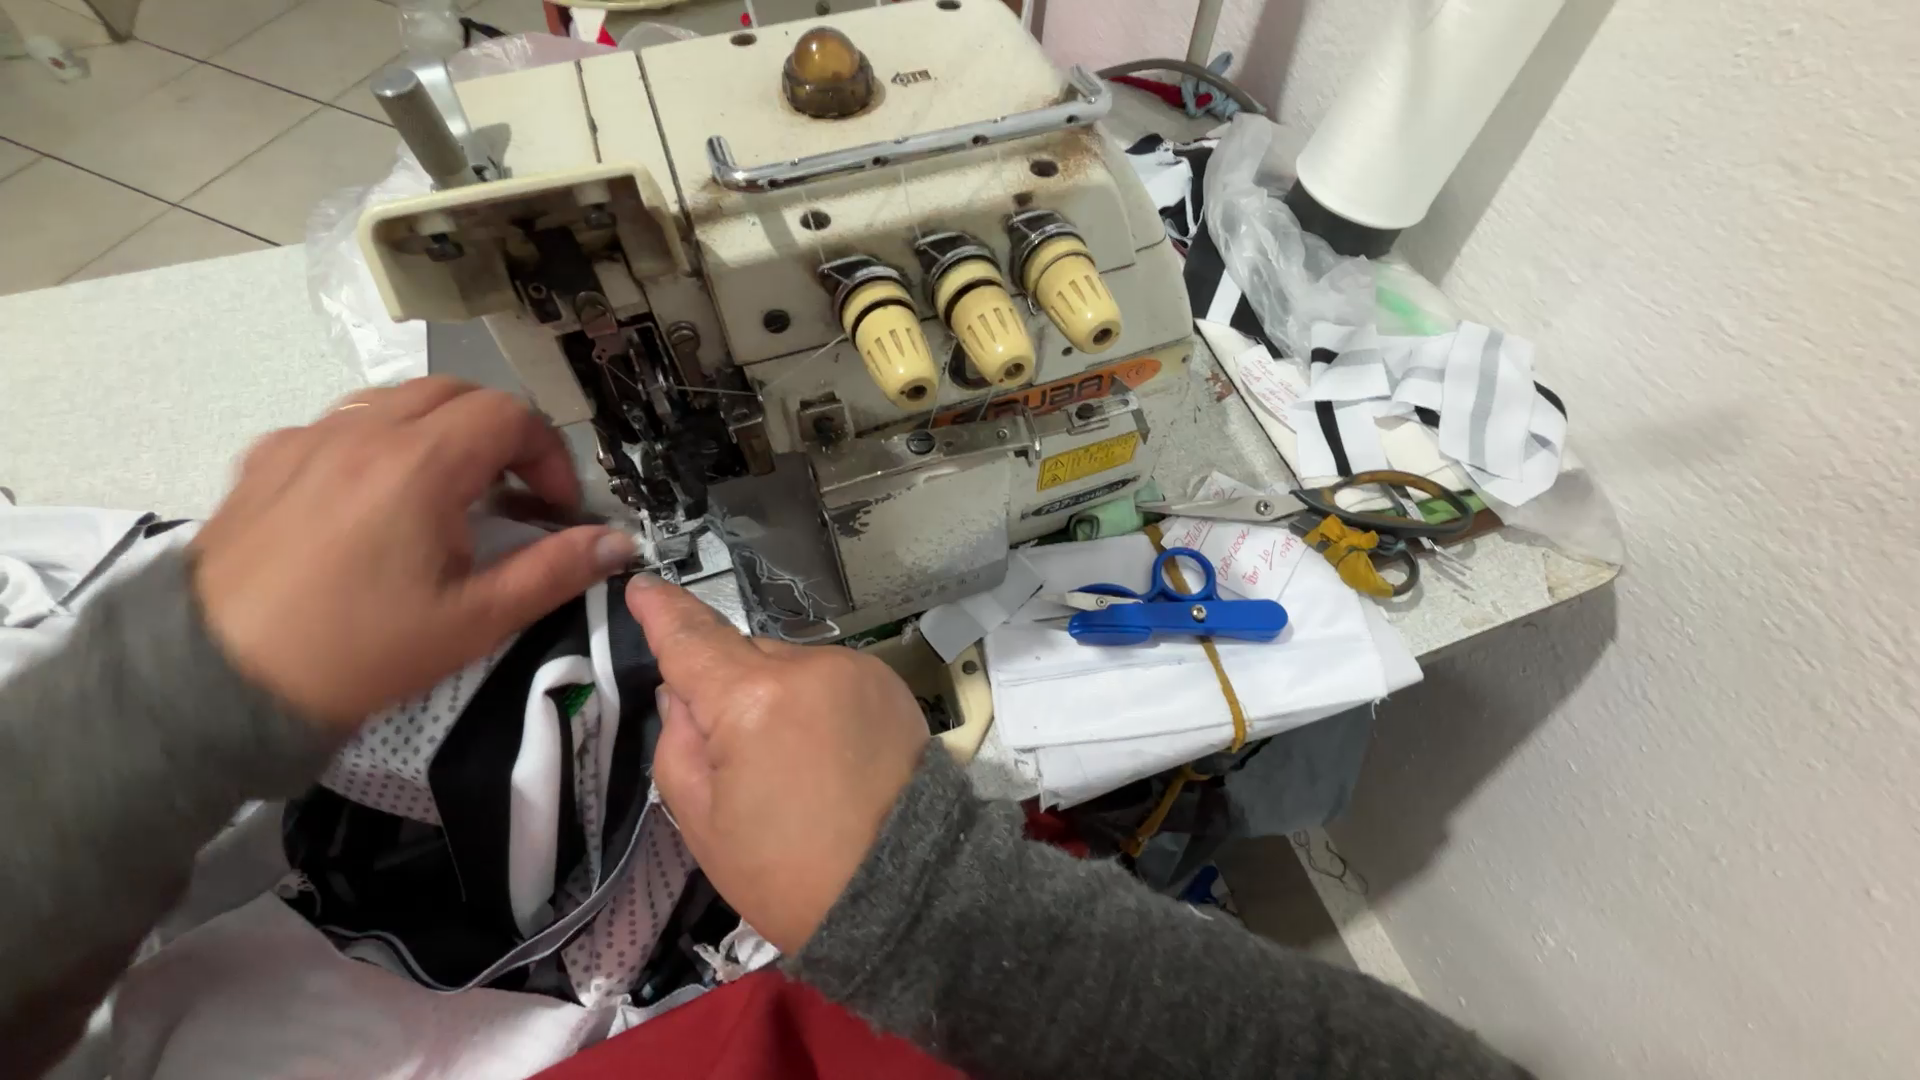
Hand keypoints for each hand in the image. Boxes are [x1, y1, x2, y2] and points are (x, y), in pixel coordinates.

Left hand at [193, 378, 634, 733]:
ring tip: (453, 492)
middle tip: (514, 494)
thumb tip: (619, 543)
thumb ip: (557, 570)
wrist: (213, 683)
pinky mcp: (267, 461)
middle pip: (459, 393)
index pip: (510, 416)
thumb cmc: (362, 650)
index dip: (549, 456)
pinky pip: (345, 423)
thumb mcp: (478, 618)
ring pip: (400, 399)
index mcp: (420, 466)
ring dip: (447, 431)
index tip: (554, 508)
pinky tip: (381, 498)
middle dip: (504, 435)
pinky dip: (385, 442)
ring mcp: (307, 441)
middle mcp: (363, 434)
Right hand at [626, 576, 929, 952]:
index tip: (642, 586)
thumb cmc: (788, 870)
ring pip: (788, 665)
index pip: (692, 638)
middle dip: (729, 687)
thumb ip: (678, 741)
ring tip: (795, 762)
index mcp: (752, 698)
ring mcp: (855, 668)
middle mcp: (807, 665)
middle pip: (743, 654)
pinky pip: (829, 676)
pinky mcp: (888, 681)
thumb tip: (683, 692)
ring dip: (776, 695)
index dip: (661, 611)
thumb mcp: (702, 820)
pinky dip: (816, 701)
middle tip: (737, 752)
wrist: (901, 886)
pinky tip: (830, 751)